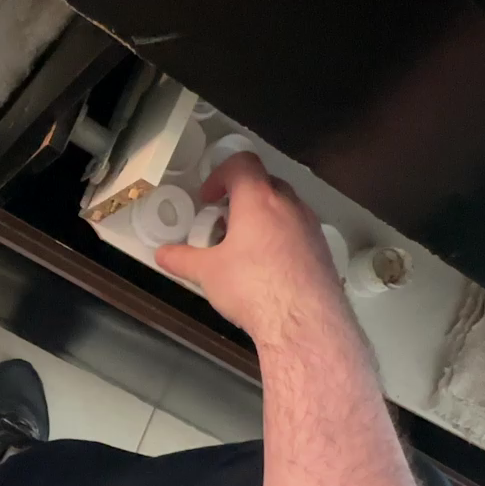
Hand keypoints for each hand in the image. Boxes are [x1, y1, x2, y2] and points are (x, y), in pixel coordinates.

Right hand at [153, 153, 348, 348]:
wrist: (302, 321)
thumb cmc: (253, 287)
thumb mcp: (207, 273)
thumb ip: (182, 259)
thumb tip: (163, 255)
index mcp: (259, 200)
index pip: (242, 164)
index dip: (220, 174)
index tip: (208, 197)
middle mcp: (289, 206)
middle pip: (265, 184)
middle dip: (241, 198)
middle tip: (222, 223)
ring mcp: (310, 227)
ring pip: (284, 208)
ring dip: (262, 219)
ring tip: (243, 249)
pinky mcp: (322, 250)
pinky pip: (297, 232)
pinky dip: (279, 239)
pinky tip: (266, 269)